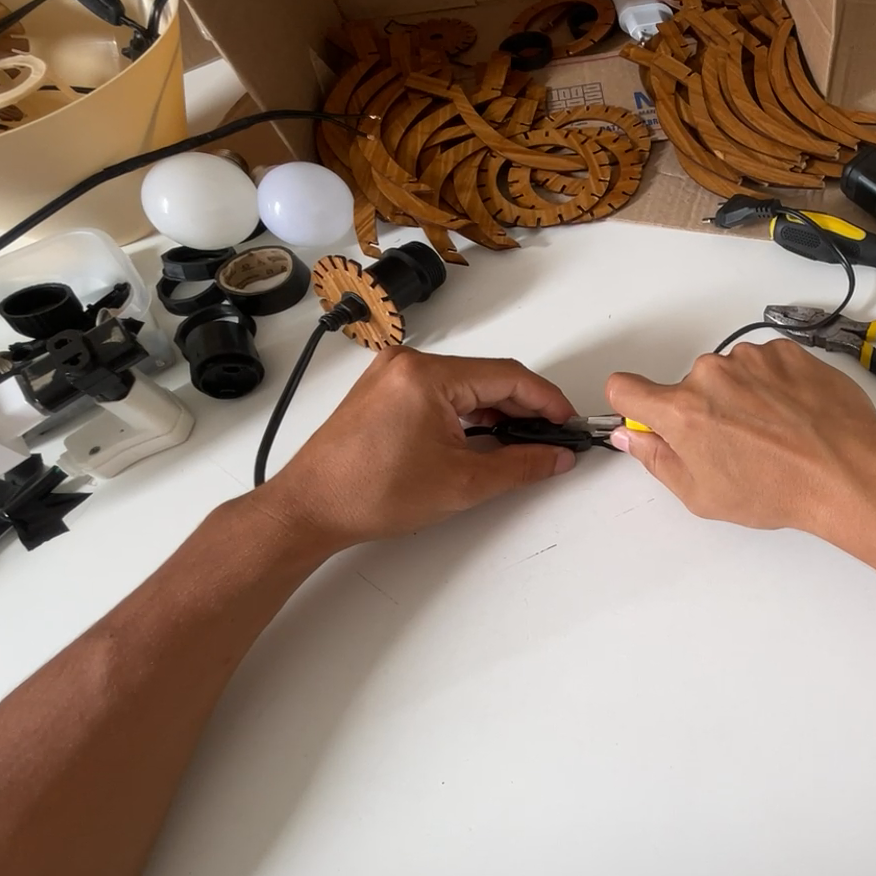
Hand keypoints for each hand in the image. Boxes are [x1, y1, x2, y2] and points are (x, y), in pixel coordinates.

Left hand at [250, 348, 576, 554]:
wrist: (308, 511)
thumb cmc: (367, 494)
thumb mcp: (463, 483)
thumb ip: (521, 465)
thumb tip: (557, 456)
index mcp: (428, 376)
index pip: (509, 376)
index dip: (547, 400)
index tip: (567, 421)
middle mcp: (409, 364)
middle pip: (490, 376)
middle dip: (526, 406)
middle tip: (552, 435)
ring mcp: (395, 373)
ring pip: (469, 383)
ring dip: (499, 409)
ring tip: (523, 439)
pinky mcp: (387, 388)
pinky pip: (445, 390)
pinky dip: (470, 411)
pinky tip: (486, 434)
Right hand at [604, 339, 875, 539]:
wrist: (846, 469)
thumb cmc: (780, 488)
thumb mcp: (703, 494)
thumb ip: (658, 459)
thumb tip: (633, 437)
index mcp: (683, 410)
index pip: (625, 388)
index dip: (632, 405)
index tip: (648, 417)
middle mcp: (712, 374)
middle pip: (688, 387)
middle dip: (703, 411)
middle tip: (735, 444)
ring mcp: (752, 358)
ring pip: (729, 374)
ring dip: (742, 396)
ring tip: (772, 433)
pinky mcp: (786, 351)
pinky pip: (764, 365)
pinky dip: (773, 386)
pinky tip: (792, 416)